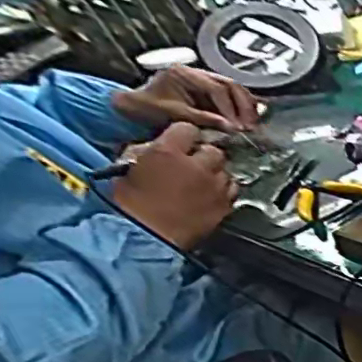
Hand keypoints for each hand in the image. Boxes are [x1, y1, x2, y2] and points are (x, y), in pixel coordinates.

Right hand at [111, 123, 237, 249]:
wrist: (148, 232)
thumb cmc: (130, 199)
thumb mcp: (129, 164)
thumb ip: (150, 150)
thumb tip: (161, 145)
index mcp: (168, 152)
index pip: (188, 129)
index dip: (185, 134)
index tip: (182, 140)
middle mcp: (198, 166)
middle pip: (214, 151)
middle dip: (205, 154)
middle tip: (193, 163)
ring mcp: (217, 187)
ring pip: (226, 171)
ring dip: (216, 173)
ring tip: (202, 181)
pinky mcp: (227, 204)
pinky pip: (232, 190)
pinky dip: (224, 189)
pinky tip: (211, 194)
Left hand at [112, 66, 260, 131]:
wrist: (138, 108)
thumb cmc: (150, 110)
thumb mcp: (173, 114)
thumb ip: (202, 119)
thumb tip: (232, 128)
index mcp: (183, 74)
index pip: (216, 89)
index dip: (231, 109)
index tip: (238, 128)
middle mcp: (198, 74)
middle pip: (232, 86)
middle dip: (244, 107)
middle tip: (250, 127)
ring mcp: (207, 81)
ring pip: (238, 90)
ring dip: (249, 108)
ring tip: (253, 126)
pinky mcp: (214, 92)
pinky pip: (237, 97)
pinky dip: (247, 109)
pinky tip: (251, 121)